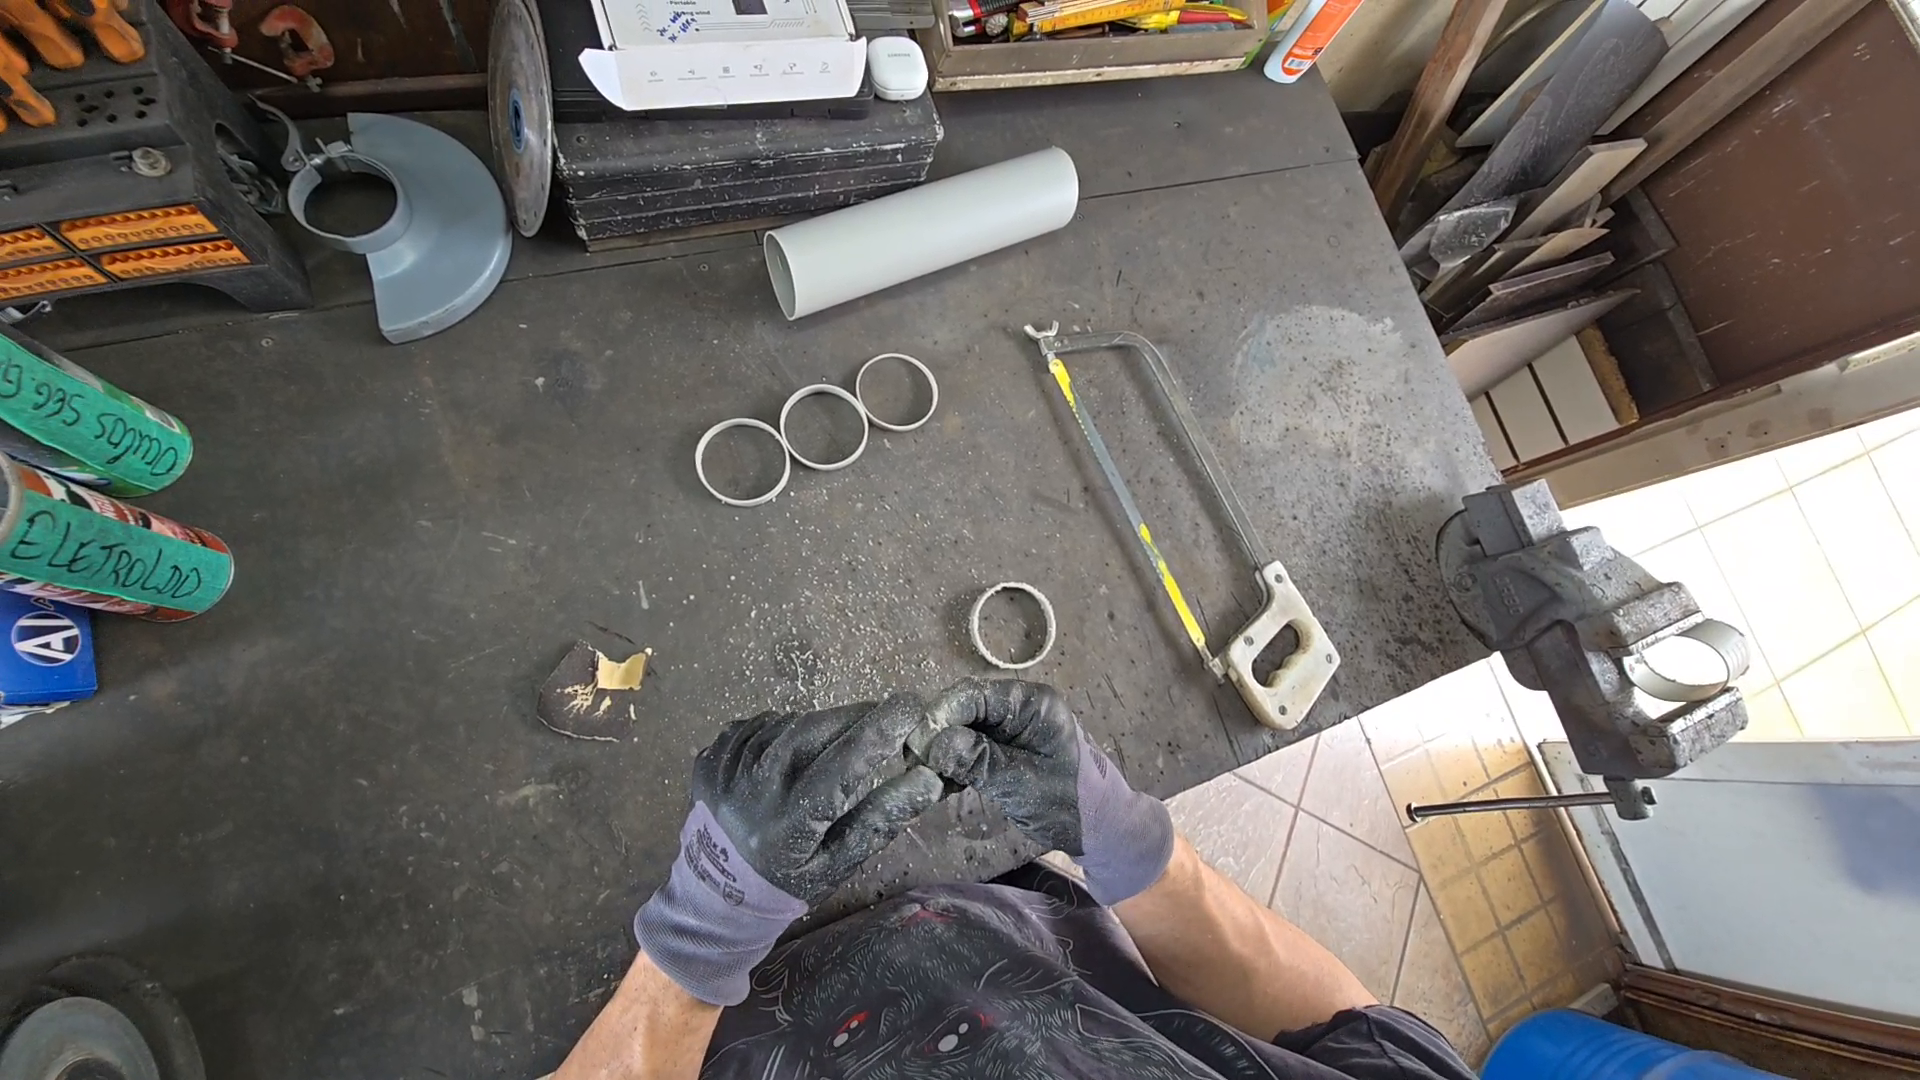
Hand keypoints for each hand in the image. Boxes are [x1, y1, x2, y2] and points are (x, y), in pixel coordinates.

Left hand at [634, 694, 943, 1004]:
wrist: (713, 898)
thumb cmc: (787, 883)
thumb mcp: (839, 863)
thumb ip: (882, 818)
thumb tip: (929, 778)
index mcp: (790, 821)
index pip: (844, 763)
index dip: (880, 731)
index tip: (913, 706)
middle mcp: (754, 787)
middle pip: (817, 729)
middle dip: (859, 717)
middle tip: (886, 718)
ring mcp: (728, 766)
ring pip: (792, 722)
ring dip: (824, 725)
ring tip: (836, 746)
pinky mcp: (713, 754)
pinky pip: (764, 725)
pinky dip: (789, 730)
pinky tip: (794, 755)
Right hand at [922, 678, 1173, 904]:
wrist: (1106, 831)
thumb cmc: (1070, 804)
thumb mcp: (1021, 784)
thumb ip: (977, 761)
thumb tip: (931, 742)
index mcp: (1032, 703)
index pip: (974, 695)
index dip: (941, 716)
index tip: (916, 744)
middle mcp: (1020, 707)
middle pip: (965, 710)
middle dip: (938, 734)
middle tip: (915, 765)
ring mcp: (1014, 727)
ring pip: (965, 729)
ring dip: (944, 752)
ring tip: (924, 778)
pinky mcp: (1008, 748)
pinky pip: (974, 747)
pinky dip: (956, 764)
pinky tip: (940, 784)